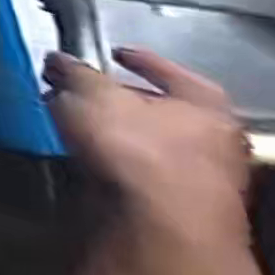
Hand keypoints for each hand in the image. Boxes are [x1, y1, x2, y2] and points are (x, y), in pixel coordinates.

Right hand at [47, 47, 251, 248]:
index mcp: (207, 110)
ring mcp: (196, 175)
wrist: (156, 222)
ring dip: (105, 125)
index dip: (142, 60)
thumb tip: (61, 60)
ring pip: (141, 136)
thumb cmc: (134, 147)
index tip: (114, 53)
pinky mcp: (170, 198)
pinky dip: (104, 151)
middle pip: (157, 107)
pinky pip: (130, 162)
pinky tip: (75, 146)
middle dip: (114, 95)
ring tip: (64, 115)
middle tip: (74, 84)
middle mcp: (213, 141)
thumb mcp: (90, 93)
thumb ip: (74, 71)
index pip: (176, 73)